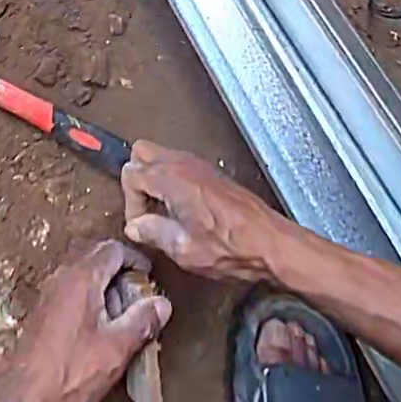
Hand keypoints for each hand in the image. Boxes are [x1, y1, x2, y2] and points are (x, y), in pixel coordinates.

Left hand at [2, 240, 172, 401]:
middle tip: (137, 292)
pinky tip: (96, 322)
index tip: (149, 274)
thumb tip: (162, 303)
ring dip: (104, 281)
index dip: (135, 258)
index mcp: (82, 277)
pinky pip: (71, 284)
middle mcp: (63, 274)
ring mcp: (50, 288)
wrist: (25, 395)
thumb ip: (141, 322)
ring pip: (83, 269)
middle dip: (120, 268)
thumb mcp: (116, 348)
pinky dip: (89, 292)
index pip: (113, 249)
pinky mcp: (43, 306)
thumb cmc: (70, 371)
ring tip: (120, 310)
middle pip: (97, 254)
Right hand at [121, 141, 290, 283]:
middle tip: (146, 209)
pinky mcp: (209, 171)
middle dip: (136, 179)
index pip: (130, 174)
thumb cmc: (231, 246)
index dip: (130, 203)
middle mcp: (181, 163)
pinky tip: (181, 208)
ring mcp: (196, 164)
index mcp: (170, 178)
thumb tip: (136, 227)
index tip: (141, 225)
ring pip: (159, 155)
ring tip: (163, 211)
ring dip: (153, 178)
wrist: (270, 241)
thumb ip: (153, 233)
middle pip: (140, 152)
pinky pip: (177, 163)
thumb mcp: (184, 249)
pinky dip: (169, 178)